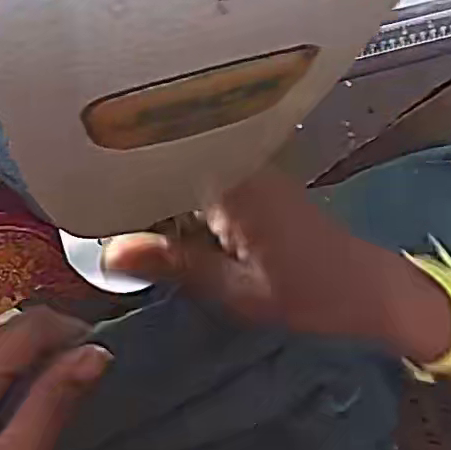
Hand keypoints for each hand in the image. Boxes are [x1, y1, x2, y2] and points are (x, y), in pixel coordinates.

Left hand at [0, 308, 110, 449]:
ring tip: (53, 397)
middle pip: (14, 329)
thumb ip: (54, 400)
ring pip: (1, 338)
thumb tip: (93, 355)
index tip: (99, 353)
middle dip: (52, 348)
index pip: (31, 325)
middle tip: (81, 381)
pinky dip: (8, 367)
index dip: (72, 331)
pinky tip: (18, 403)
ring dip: (31, 358)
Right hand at [102, 170, 435, 341]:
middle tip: (82, 192)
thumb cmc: (309, 293)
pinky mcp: (248, 180)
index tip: (79, 181)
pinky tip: (149, 213)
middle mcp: (235, 161)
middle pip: (164, 156)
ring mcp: (243, 167)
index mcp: (231, 180)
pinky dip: (171, 193)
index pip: (158, 157)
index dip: (116, 168)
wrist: (371, 290)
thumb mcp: (236, 290)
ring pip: (178, 164)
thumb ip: (173, 265)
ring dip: (148, 184)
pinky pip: (196, 176)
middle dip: (126, 175)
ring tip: (104, 199)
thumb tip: (108, 255)